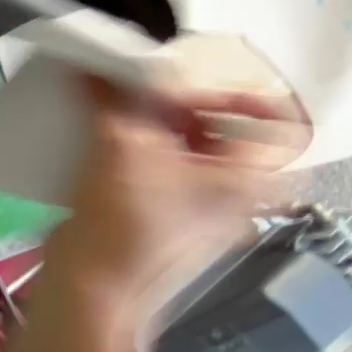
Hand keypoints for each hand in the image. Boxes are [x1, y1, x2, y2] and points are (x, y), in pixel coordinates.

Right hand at [45, 76, 305, 320]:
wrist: (90, 284)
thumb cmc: (127, 222)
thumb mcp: (123, 148)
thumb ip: (114, 100)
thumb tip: (98, 67)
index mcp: (259, 174)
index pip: (263, 110)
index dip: (215, 90)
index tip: (165, 84)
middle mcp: (237, 188)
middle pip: (211, 126)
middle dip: (162, 107)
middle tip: (122, 96)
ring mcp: (194, 204)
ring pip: (171, 148)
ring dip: (133, 129)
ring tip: (99, 118)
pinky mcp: (153, 214)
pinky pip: (145, 170)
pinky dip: (119, 154)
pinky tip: (87, 147)